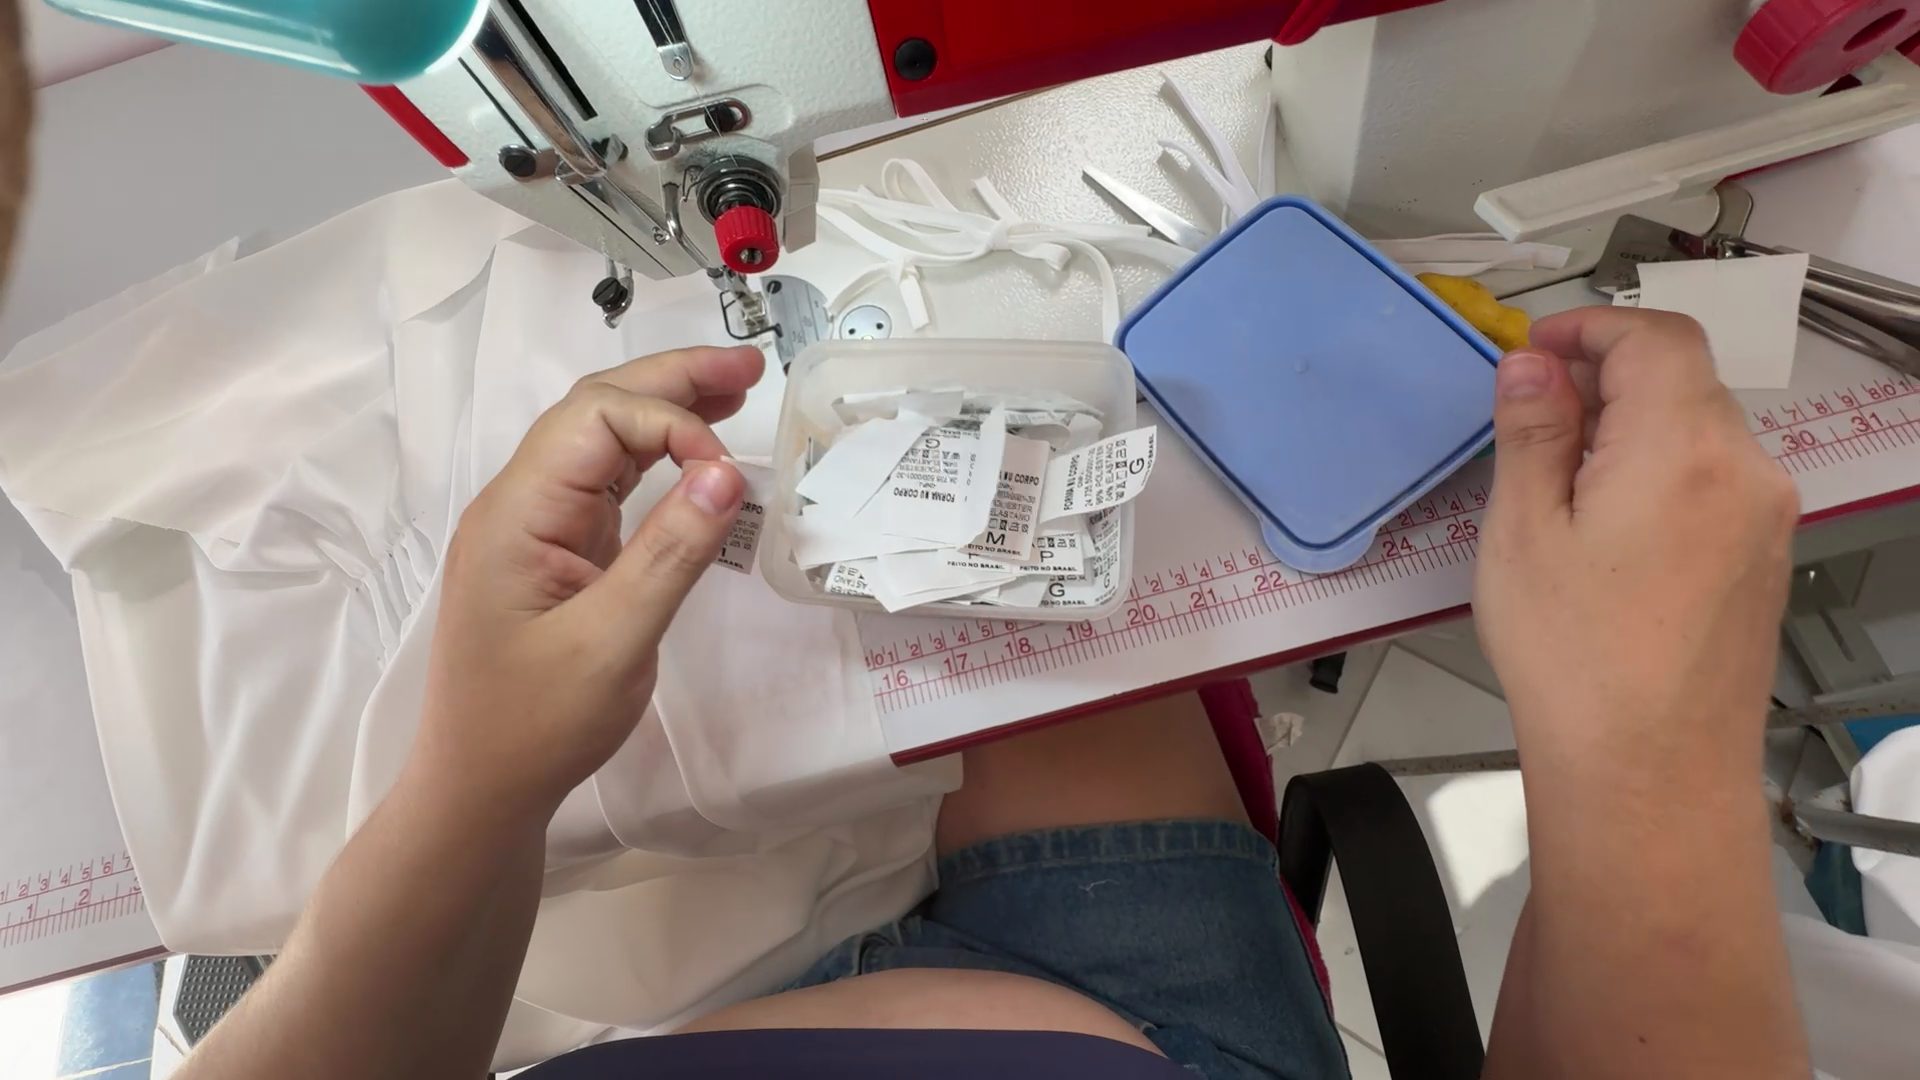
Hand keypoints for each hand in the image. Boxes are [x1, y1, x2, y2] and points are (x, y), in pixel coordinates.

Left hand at [412, 345, 765, 820]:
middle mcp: (524, 503)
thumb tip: (727, 475)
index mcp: (520, 513)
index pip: (597, 419)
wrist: (484, 785)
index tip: (728, 475)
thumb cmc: (538, 722)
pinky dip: (662, 455)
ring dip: (670, 408)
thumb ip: (672, 552)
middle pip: (598, 410)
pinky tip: (698, 449)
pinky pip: (614, 481)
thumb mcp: (614, 641)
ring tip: (734, 387)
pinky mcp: (565, 548)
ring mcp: (543, 524)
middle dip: (674, 380)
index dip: (672, 424)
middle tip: (749, 366)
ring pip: (607, 439)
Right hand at [1473, 308, 1797, 772]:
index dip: (1591, 325)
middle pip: (1682, 382)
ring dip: (1620, 424)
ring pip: (1693, 432)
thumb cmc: (1566, 641)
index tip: (1528, 349)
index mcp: (1686, 452)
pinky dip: (1646, 466)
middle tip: (1519, 415)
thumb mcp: (1523, 528)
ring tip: (1547, 473)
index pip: (1660, 339)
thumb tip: (1531, 363)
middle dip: (1598, 377)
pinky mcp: (1758, 557)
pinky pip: (1706, 479)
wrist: (1643, 758)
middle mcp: (1747, 471)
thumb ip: (1534, 434)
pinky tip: (1595, 520)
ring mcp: (1764, 517)